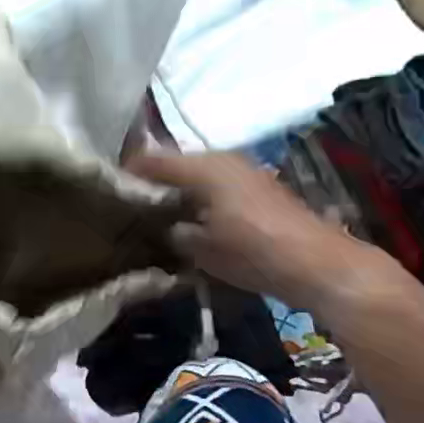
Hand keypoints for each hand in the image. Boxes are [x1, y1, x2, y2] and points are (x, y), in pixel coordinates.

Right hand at [127, 146, 387, 309]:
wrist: (316, 264)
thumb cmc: (252, 251)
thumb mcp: (199, 248)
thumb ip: (172, 230)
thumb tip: (160, 226)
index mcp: (202, 167)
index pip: (151, 160)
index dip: (127, 174)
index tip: (106, 193)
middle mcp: (221, 158)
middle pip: (173, 163)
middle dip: (151, 182)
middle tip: (128, 207)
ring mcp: (243, 170)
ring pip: (194, 173)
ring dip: (175, 190)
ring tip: (153, 215)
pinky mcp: (257, 186)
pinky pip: (213, 183)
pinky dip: (196, 196)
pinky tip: (188, 220)